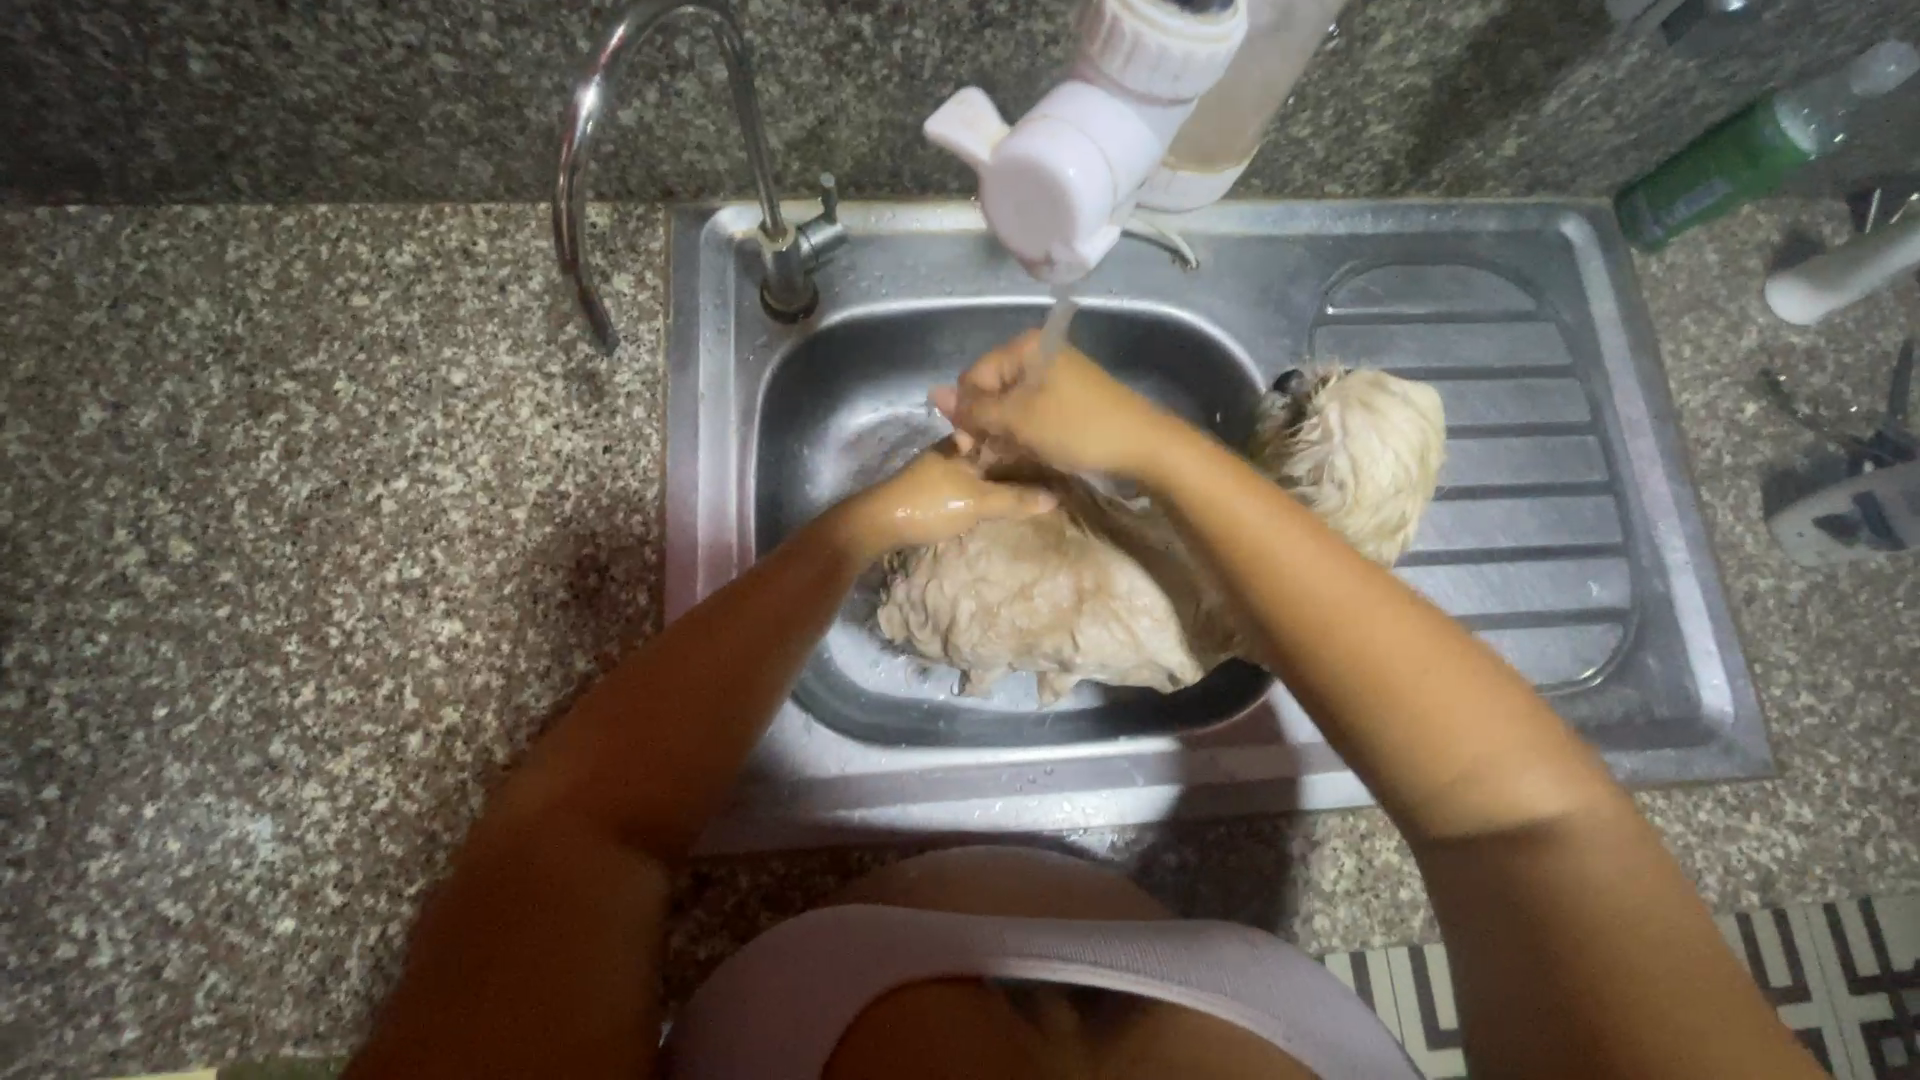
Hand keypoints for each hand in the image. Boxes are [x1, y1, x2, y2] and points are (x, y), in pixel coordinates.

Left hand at [830, 440, 1057, 560]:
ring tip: (1036, 489)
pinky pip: (973, 482)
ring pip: (984, 468)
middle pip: (996, 451)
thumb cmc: (930, 504)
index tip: (1056, 455)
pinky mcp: (937, 487)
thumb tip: (1056, 498)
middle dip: (1021, 462)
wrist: (879, 523)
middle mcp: (955, 447)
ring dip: (1006, 477)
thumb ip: (1015, 499)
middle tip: (1054, 476)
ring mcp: (944, 467)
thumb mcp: (977, 502)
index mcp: (965, 440)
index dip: (1030, 443)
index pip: (1005, 433)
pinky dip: (991, 489)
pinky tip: (1004, 500)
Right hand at [928, 329, 1180, 477]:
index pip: (972, 378)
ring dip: (1004, 434)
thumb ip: (973, 409)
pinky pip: (1032, 414)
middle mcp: (1038, 354)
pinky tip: (1029, 454)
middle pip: (991, 391)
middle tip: (990, 457)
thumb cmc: (1076, 428)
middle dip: (986, 425)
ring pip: (1011, 407)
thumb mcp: (1018, 420)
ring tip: (1011, 458)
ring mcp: (1055, 378)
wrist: (1143, 446)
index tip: (971, 448)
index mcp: (1025, 347)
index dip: (966, 414)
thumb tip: (931, 393)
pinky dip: (1025, 435)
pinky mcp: (1068, 400)